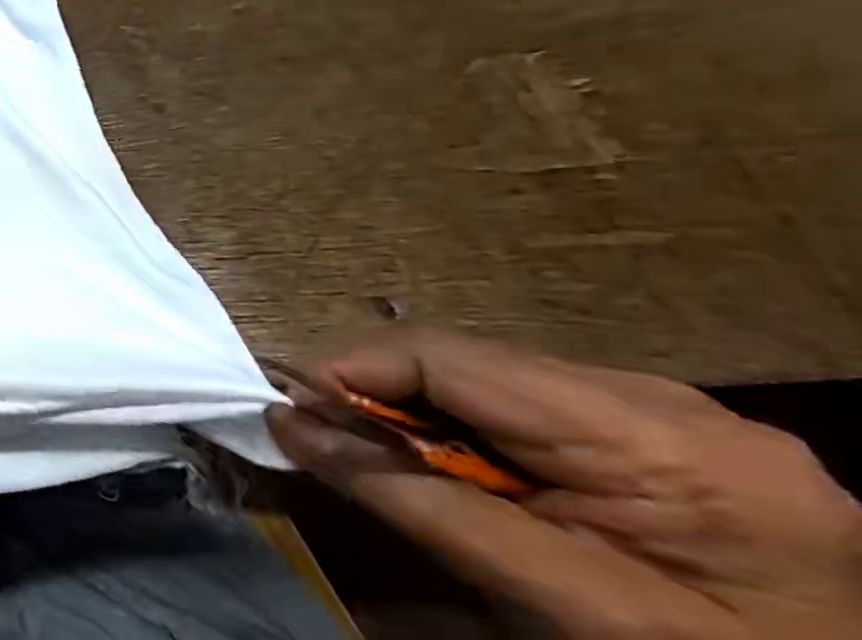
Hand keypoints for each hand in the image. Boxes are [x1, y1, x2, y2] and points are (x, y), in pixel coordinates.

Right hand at [267, 329, 861, 638]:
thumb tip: (291, 425)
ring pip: (492, 380)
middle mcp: (666, 399)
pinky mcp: (663, 435)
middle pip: (471, 362)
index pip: (455, 355)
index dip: (353, 368)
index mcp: (663, 437)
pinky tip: (461, 473)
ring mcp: (671, 413)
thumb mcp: (559, 604)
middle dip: (383, 396)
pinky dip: (469, 433)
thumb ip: (420, 503)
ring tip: (387, 464)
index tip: (289, 408)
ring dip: (421, 416)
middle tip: (326, 442)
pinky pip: (529, 407)